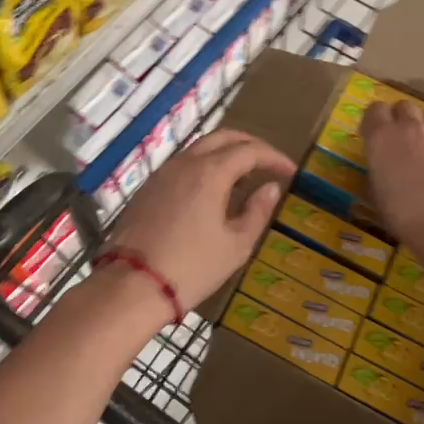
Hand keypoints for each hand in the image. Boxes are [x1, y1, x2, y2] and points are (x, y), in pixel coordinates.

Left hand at [104, 130, 295, 312]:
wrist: (132, 285)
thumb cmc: (192, 268)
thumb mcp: (235, 245)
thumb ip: (257, 212)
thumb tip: (270, 188)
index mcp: (210, 172)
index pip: (250, 150)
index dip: (274, 157)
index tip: (290, 171)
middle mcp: (185, 163)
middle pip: (223, 137)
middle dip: (250, 145)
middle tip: (269, 162)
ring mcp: (162, 173)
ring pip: (199, 149)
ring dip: (225, 154)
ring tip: (243, 179)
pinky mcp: (148, 188)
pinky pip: (182, 165)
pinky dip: (204, 167)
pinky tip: (212, 192)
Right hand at [362, 101, 423, 254]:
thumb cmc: (402, 215)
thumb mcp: (378, 192)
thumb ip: (379, 169)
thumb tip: (383, 166)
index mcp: (381, 137)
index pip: (374, 109)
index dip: (374, 120)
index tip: (372, 134)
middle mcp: (408, 128)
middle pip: (403, 105)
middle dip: (399, 116)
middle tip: (398, 137)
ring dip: (422, 123)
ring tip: (422, 143)